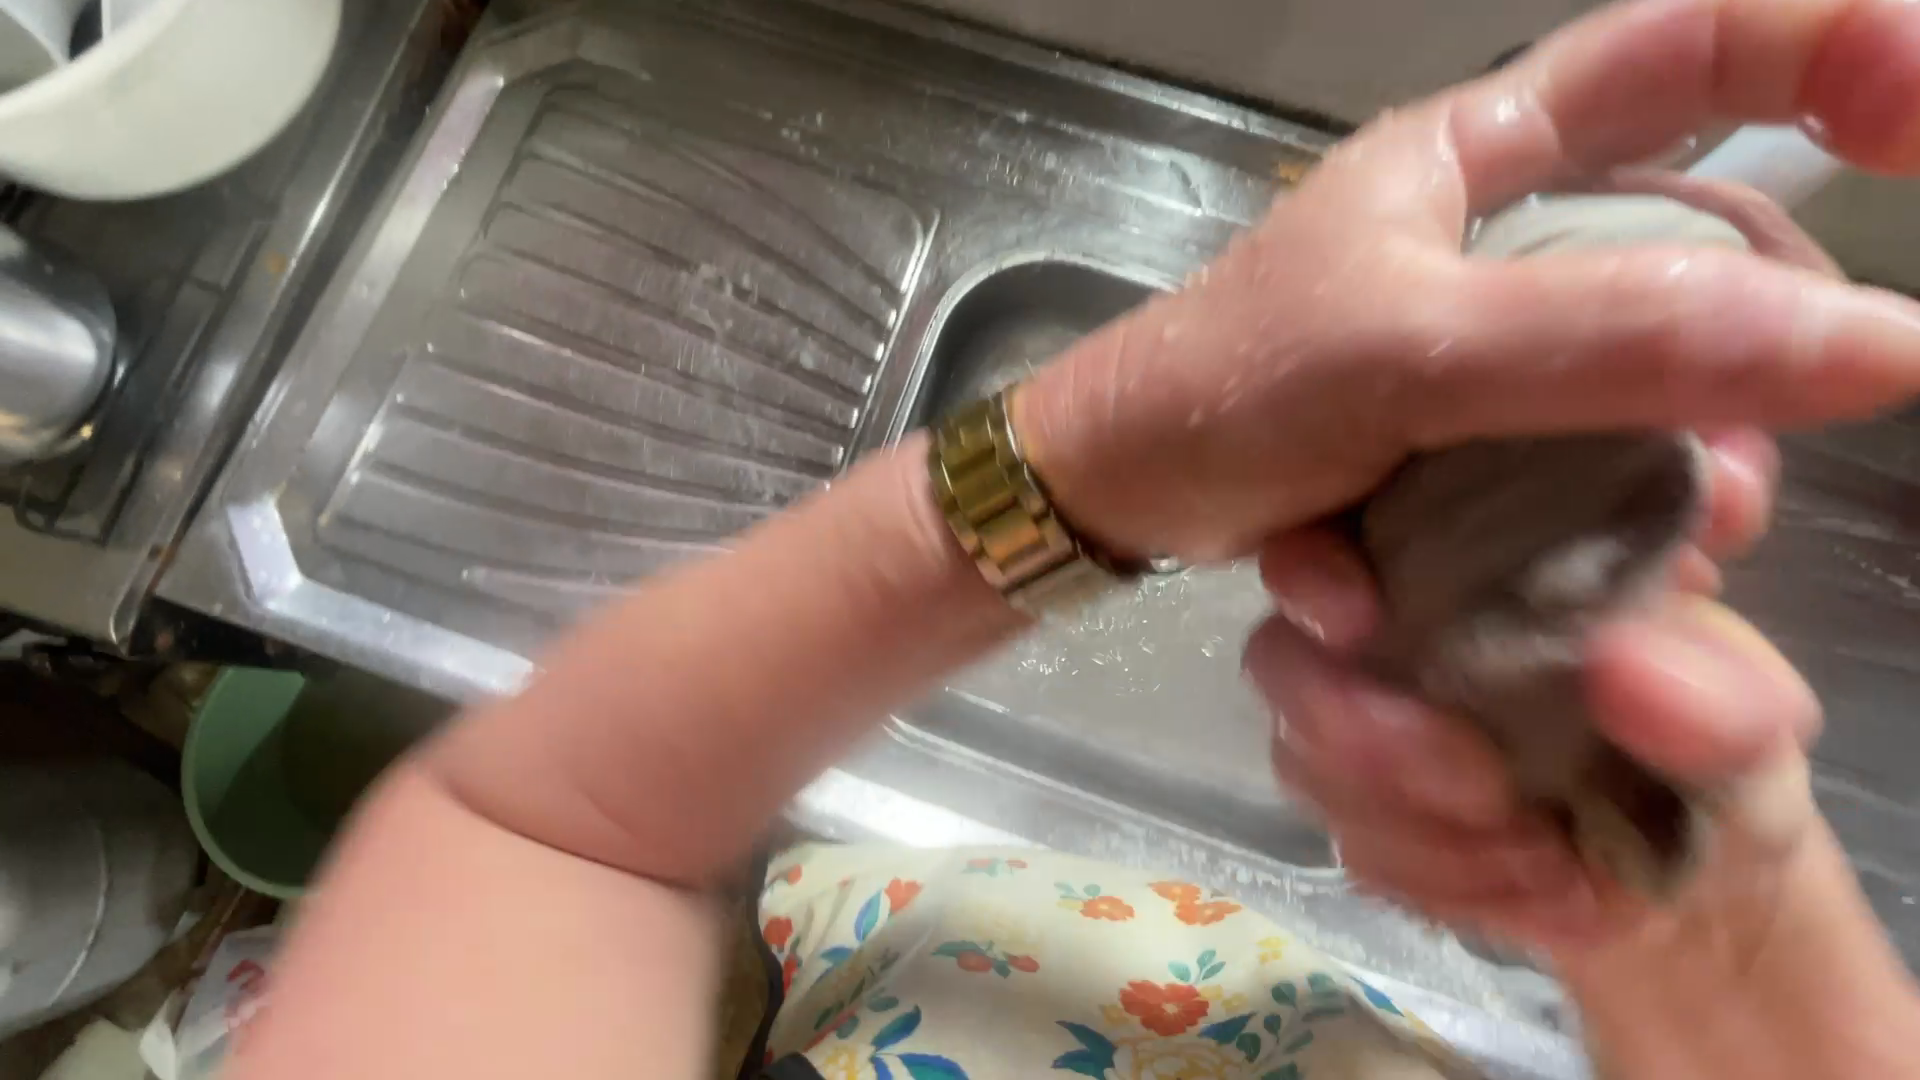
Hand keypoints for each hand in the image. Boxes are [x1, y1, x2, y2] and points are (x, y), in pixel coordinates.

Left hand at [1015, 0, 1919, 562]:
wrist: (1121, 486)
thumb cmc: (1223, 390)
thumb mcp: (1399, 349)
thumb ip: (1605, 338)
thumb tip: (1876, 343)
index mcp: (1467, 164)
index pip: (1687, 47)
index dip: (1839, 44)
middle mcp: (1481, 246)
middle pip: (1690, 247)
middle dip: (1738, 341)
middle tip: (1718, 447)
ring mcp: (1463, 349)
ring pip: (1631, 377)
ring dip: (1657, 463)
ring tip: (1646, 533)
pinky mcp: (1436, 434)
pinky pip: (1550, 460)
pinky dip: (1564, 515)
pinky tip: (1547, 568)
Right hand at [1243, 497, 1825, 953]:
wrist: (1678, 865)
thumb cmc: (1695, 741)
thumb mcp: (1739, 710)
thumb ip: (1708, 687)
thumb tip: (1631, 668)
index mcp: (1435, 563)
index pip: (1322, 540)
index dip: (1312, 575)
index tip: (1362, 621)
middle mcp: (1364, 636)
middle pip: (1278, 657)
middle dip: (1355, 729)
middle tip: (1484, 788)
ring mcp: (1341, 724)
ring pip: (1303, 763)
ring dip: (1421, 830)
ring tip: (1549, 858)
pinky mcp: (1351, 810)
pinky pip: (1351, 847)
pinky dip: (1442, 883)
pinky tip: (1531, 887)